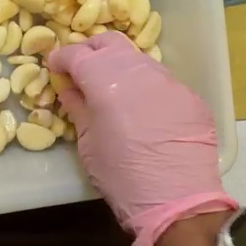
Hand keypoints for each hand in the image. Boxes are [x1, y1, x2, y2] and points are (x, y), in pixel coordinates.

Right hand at [48, 31, 235, 245]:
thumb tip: (69, 88)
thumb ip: (77, 107)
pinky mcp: (190, 97)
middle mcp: (138, 71)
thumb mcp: (87, 143)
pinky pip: (161, 81)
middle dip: (91, 51)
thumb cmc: (121, 176)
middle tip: (81, 72)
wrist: (178, 202)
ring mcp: (168, 81)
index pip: (77, 54)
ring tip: (112, 90)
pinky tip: (142, 110)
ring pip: (137, 59)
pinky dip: (144, 87)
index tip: (55, 68)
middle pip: (109, 44)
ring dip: (119, 67)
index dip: (61, 58)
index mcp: (106, 81)